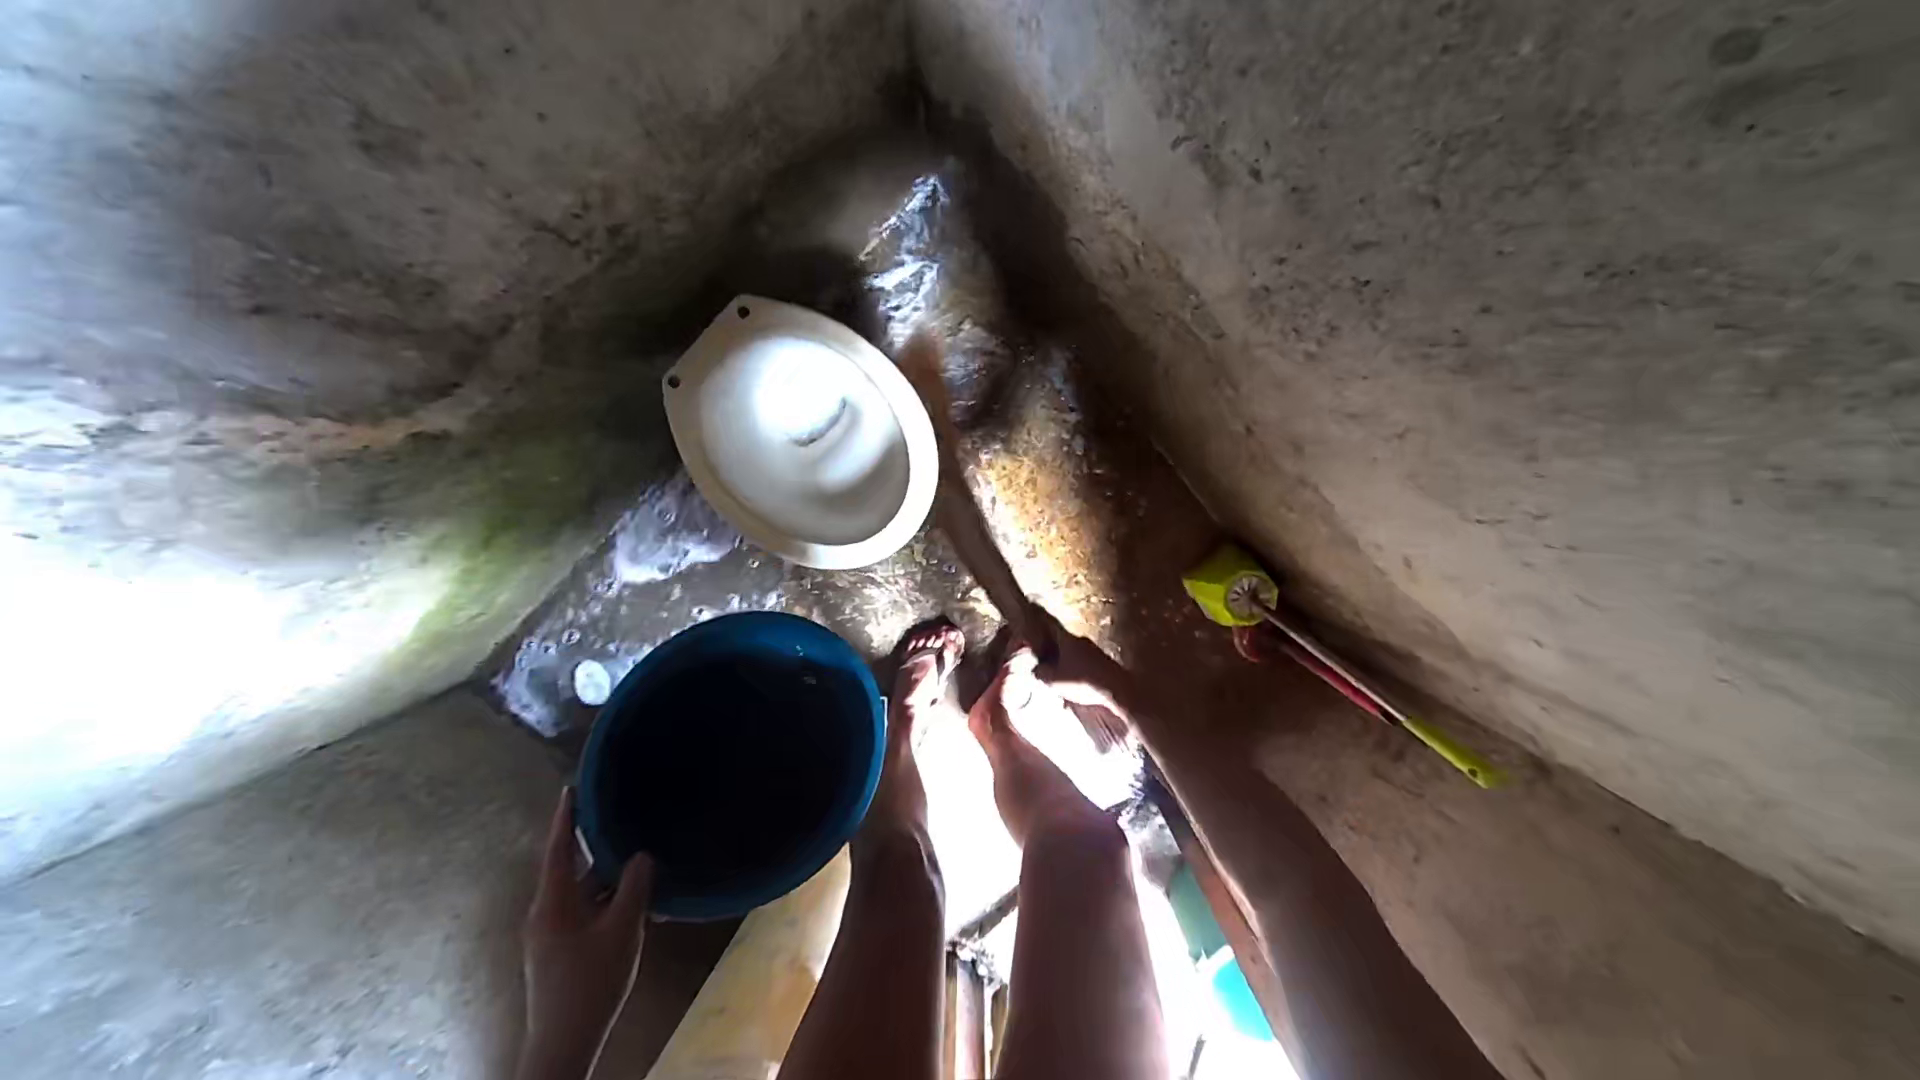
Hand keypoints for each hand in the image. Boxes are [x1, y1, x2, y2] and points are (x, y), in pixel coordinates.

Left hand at [517, 788, 653, 1079]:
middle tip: (624, 817)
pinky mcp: (563, 949)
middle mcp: (547, 912)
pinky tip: (642, 903)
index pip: (559, 849)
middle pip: (575, 868)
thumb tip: (641, 856)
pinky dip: (611, 901)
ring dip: (612, 878)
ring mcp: (553, 933)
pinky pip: (589, 911)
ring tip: (643, 858)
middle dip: (600, 846)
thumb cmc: (591, 981)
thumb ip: (634, 887)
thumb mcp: (622, 929)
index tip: (571, 788)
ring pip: (586, 892)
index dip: (566, 818)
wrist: (564, 1043)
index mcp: (553, 902)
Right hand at [1022, 606, 1137, 745]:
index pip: (1050, 624)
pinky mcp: (1105, 664)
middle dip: (1051, 647)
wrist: (1118, 691)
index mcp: (1068, 640)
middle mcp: (1082, 641)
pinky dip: (1078, 670)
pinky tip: (1076, 684)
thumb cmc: (1083, 682)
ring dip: (1065, 660)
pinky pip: (1086, 663)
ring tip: (1058, 677)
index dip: (1040, 619)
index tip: (1033, 612)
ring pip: (1074, 652)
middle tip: (1042, 658)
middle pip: (1062, 639)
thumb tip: (1036, 669)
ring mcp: (1095, 652)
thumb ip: (1040, 672)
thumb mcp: (1052, 680)